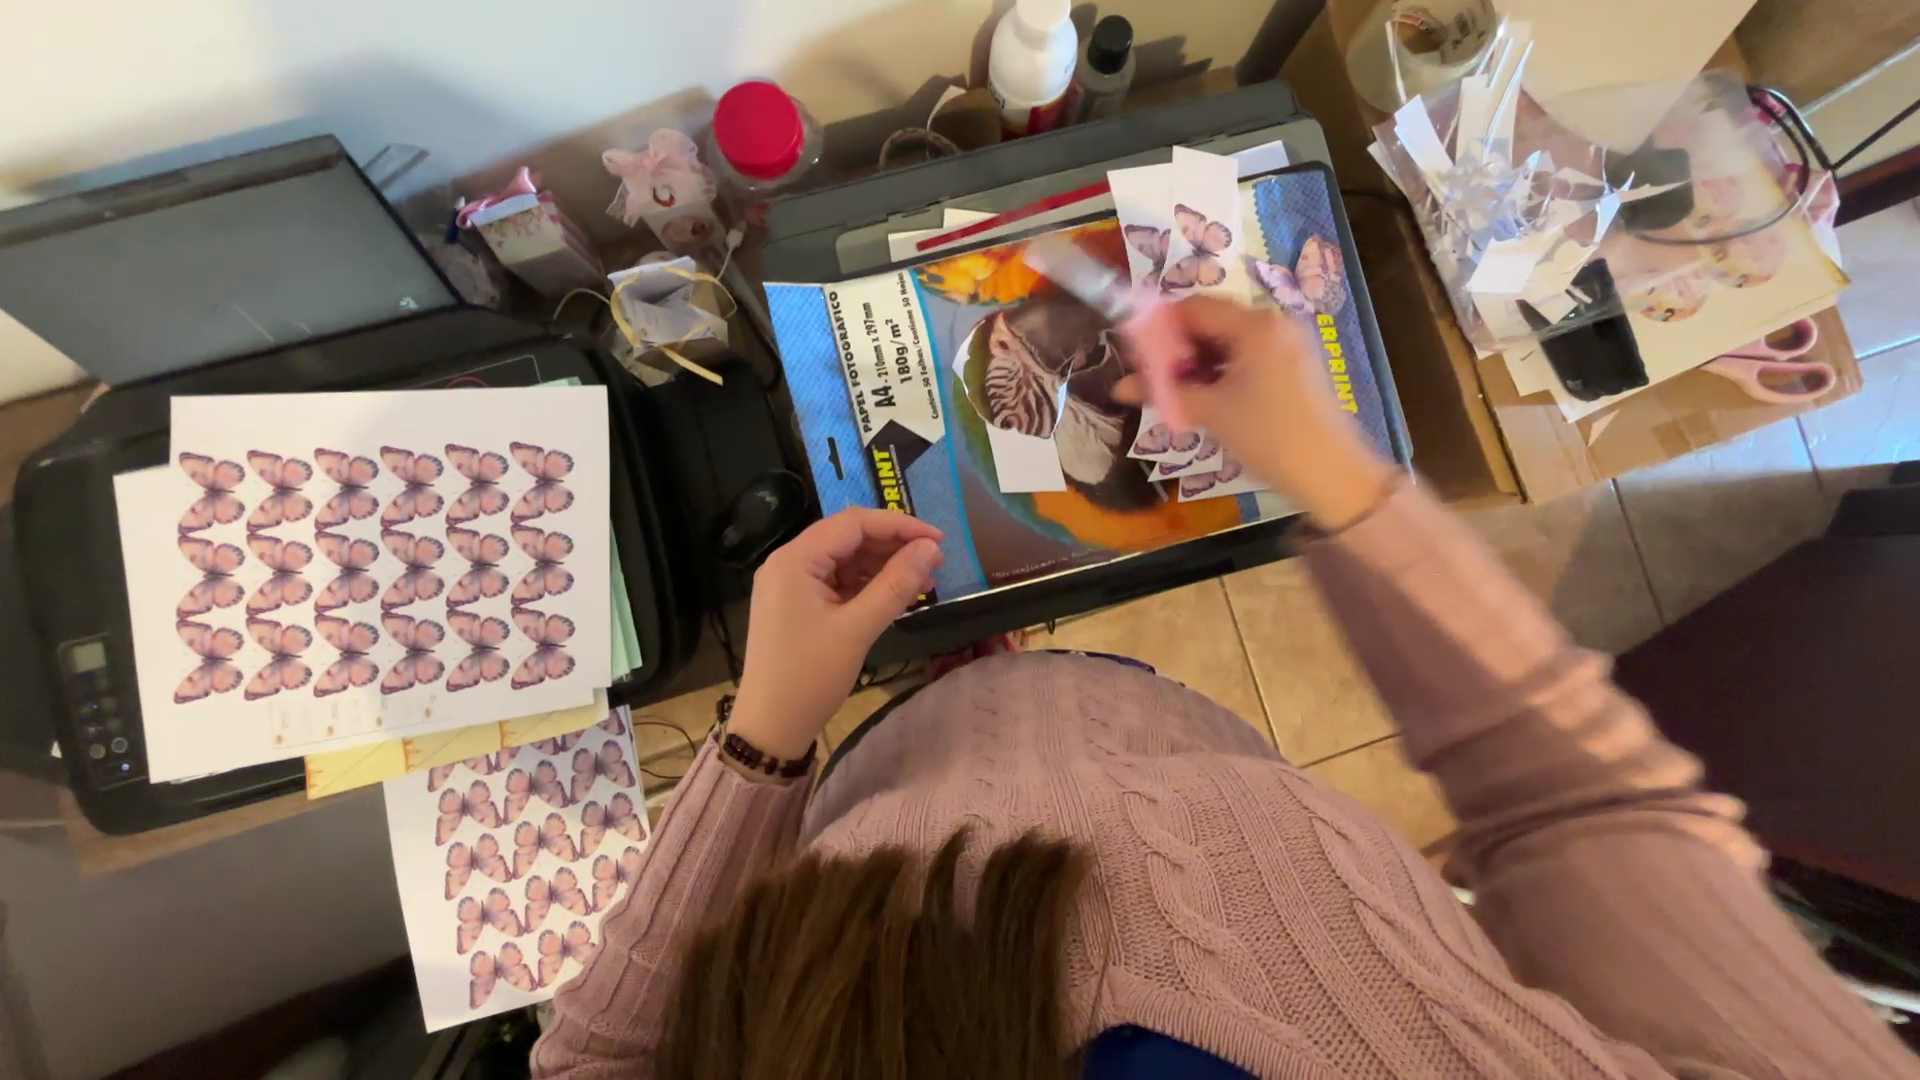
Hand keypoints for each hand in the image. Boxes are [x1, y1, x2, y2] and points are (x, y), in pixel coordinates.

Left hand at [728, 509, 944, 759]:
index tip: (937, 539)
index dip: (898, 525)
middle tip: (935, 562)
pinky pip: (838, 582)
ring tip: (924, 580)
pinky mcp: (798, 604)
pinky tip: (897, 595)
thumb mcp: (857, 629)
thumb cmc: (809, 676)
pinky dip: (868, 585)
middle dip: (893, 546)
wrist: (770, 727)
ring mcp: (791, 584)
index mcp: (794, 560)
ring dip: (884, 566)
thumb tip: (932, 548)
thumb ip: (896, 584)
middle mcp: (789, 563)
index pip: (853, 523)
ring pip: (846, 560)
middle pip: (849, 538)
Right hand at [1119, 296, 1396, 529]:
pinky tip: (1204, 399)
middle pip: (1210, 322)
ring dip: (1196, 364)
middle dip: (1176, 349)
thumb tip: (1119, 386)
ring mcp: (1287, 343)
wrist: (1329, 472)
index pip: (1193, 307)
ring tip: (1175, 395)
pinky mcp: (1293, 365)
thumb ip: (1162, 391)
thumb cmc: (1268, 436)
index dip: (1159, 327)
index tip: (1135, 355)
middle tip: (1152, 380)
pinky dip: (1219, 372)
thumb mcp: (1209, 411)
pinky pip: (1245, 356)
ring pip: (1226, 342)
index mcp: (1255, 325)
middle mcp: (1273, 323)